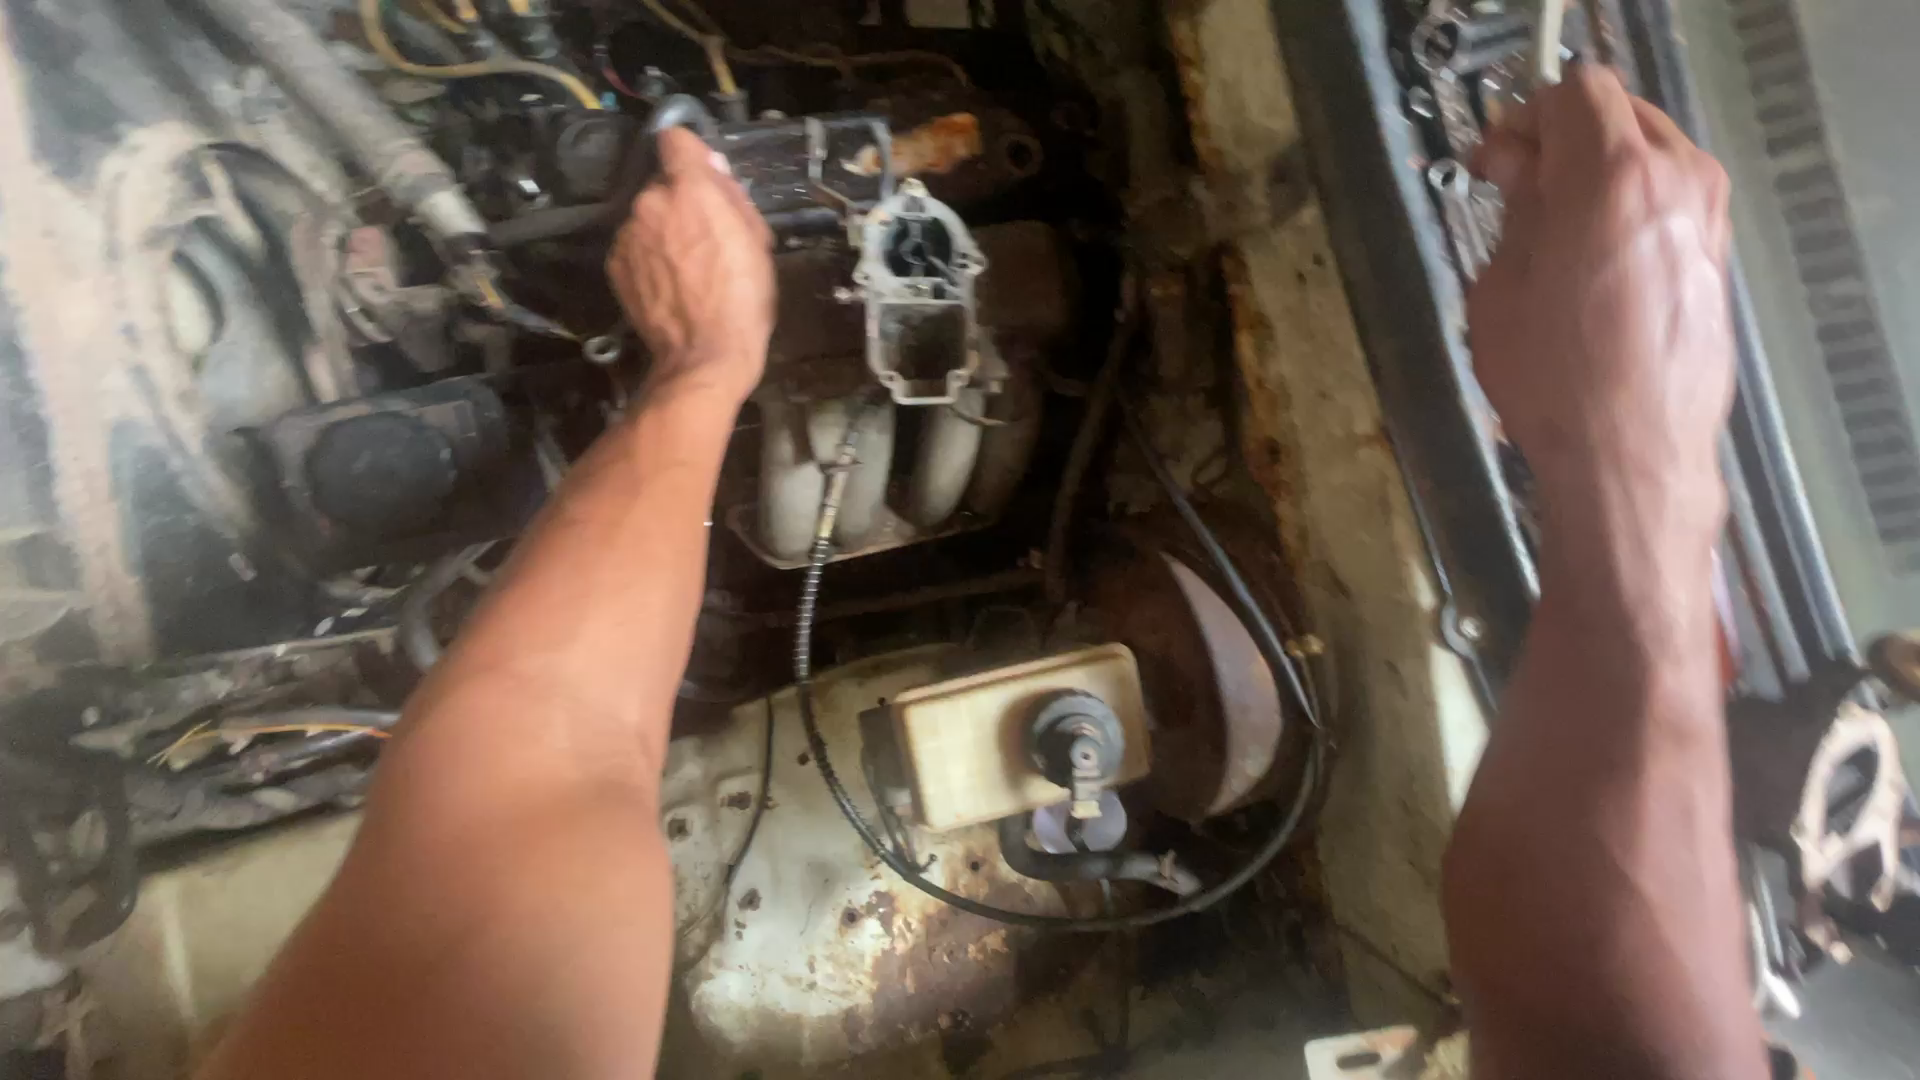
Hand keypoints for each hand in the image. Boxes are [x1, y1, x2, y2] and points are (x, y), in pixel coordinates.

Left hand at [606, 127, 774, 403]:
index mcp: (691, 191)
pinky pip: (634, 247)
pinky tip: (669, 286)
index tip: (703, 176)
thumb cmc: (743, 303)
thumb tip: (714, 168)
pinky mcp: (615, 263)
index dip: (691, 154)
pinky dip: (649, 258)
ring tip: (686, 271)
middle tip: (705, 240)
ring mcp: (627, 233)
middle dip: (682, 204)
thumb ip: (734, 198)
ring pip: (647, 217)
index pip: (676, 138)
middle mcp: (650, 202)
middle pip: (663, 185)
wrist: (705, 356)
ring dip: (663, 232)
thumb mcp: (758, 246)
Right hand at [1470, 66, 1732, 510]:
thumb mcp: (1499, 289)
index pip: (1574, 94)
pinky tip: (1585, 253)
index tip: (1491, 163)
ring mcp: (1704, 209)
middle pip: (1616, 112)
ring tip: (1545, 226)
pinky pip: (1664, 191)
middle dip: (1557, 137)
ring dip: (1591, 168)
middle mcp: (1674, 176)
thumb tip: (1524, 171)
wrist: (1626, 442)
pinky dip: (1621, 198)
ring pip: (1645, 150)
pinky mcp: (1713, 245)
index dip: (1521, 120)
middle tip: (1510, 188)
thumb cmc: (1544, 372)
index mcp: (1609, 179)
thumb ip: (1517, 213)